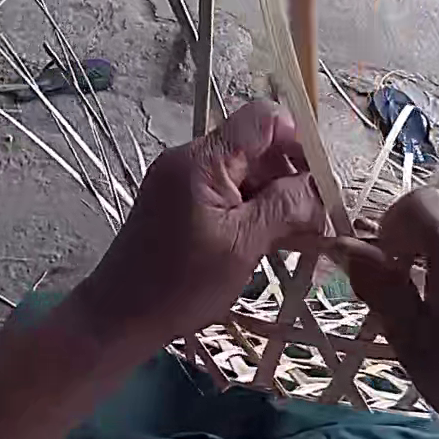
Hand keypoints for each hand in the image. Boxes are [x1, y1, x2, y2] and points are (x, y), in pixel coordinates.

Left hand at [73, 101, 325, 351]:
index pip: (263, 119)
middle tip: (315, 221)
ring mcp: (184, 180)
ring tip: (299, 238)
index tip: (319, 183)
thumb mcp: (243, 245)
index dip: (298, 141)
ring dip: (276, 199)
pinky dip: (254, 211)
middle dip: (291, 178)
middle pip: (257, 146)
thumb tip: (320, 187)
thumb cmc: (180, 286)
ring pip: (246, 172)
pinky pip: (229, 192)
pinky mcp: (182, 201)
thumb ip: (285, 207)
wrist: (118, 319)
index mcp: (203, 159)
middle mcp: (191, 158)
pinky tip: (272, 241)